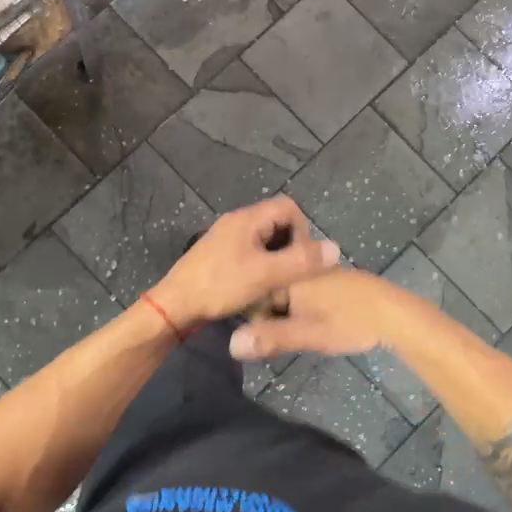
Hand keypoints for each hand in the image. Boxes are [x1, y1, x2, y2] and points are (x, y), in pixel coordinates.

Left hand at [145, 196, 340, 329]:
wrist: (176, 304)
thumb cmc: (219, 286)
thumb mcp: (264, 275)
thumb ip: (300, 261)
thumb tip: (335, 248)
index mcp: (247, 219)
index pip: (288, 207)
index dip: (303, 229)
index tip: (303, 257)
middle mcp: (236, 222)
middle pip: (277, 224)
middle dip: (291, 247)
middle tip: (293, 275)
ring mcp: (226, 239)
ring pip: (264, 241)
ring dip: (276, 260)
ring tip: (279, 284)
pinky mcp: (219, 256)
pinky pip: (250, 253)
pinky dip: (261, 267)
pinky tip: (260, 289)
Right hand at [227, 268, 402, 359]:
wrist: (397, 316)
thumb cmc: (351, 323)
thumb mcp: (307, 334)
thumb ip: (270, 338)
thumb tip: (231, 346)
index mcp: (290, 275)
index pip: (255, 294)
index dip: (255, 318)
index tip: (262, 337)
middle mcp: (302, 267)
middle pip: (272, 291)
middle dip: (272, 314)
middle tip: (285, 337)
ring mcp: (320, 271)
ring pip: (290, 291)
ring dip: (289, 311)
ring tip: (300, 332)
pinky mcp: (334, 278)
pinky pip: (306, 289)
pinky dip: (305, 306)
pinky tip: (316, 321)